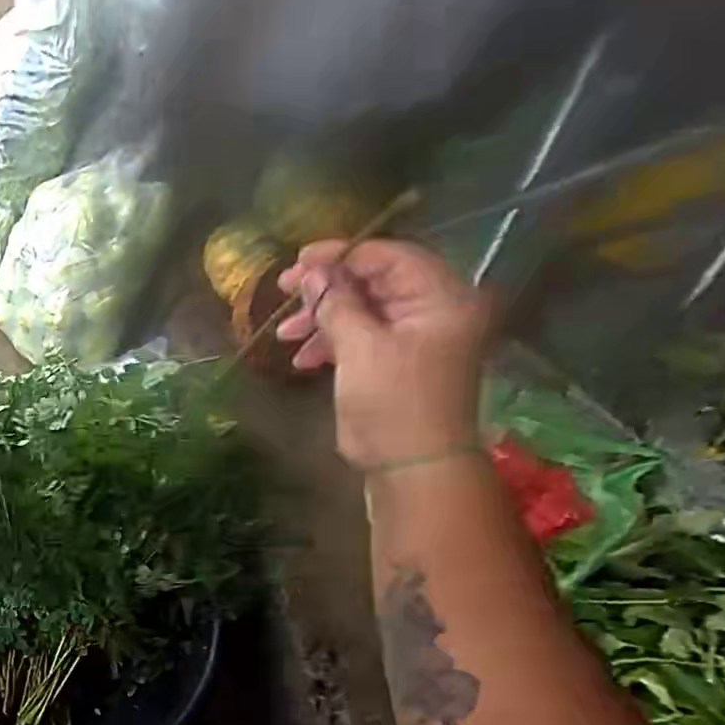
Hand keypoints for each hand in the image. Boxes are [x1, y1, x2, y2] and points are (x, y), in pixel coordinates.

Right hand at [275, 240, 491, 469]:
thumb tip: (311, 271)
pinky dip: (333, 343)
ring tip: (285, 334)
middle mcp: (435, 310)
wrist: (413, 469)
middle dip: (326, 289)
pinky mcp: (401, 362)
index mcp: (440, 297)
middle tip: (283, 292)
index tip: (296, 262)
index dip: (340, 255)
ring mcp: (418, 338)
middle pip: (375, 282)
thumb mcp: (360, 348)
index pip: (387, 256)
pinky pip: (365, 338)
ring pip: (365, 311)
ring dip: (323, 319)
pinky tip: (303, 359)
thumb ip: (336, 303)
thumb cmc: (392, 405)